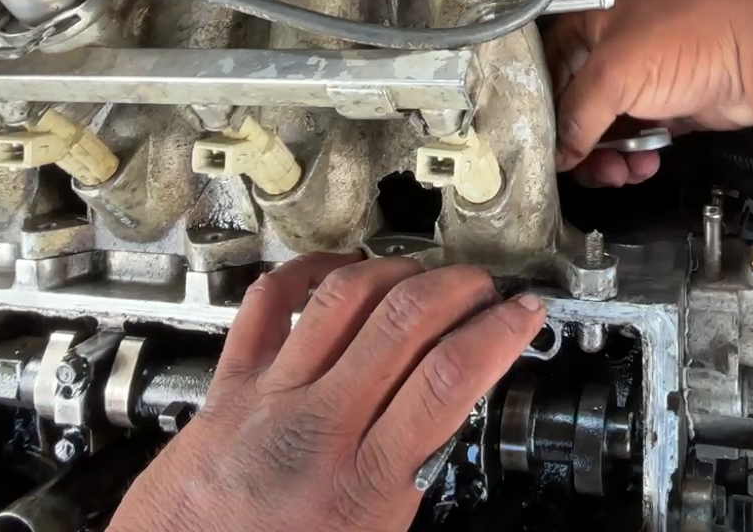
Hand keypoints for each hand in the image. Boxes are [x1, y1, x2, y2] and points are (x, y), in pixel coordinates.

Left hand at [108, 255, 546, 531]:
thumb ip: (415, 475)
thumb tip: (454, 408)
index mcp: (363, 486)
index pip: (448, 378)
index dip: (499, 332)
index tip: (525, 311)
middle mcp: (318, 429)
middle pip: (404, 321)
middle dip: (460, 286)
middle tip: (483, 285)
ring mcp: (269, 398)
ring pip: (345, 299)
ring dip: (399, 272)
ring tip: (425, 275)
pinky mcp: (227, 386)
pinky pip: (267, 303)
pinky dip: (309, 270)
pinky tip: (342, 266)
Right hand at [546, 0, 752, 185]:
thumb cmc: (688, 37)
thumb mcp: (614, 74)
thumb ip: (577, 115)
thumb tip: (559, 152)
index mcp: (594, 19)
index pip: (547, 61)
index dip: (540, 99)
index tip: (538, 136)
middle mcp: (616, 45)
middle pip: (577, 99)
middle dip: (576, 138)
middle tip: (580, 167)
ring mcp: (646, 74)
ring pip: (608, 123)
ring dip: (607, 153)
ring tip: (619, 172)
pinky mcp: (671, 103)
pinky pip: (639, 134)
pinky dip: (637, 153)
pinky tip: (645, 164)